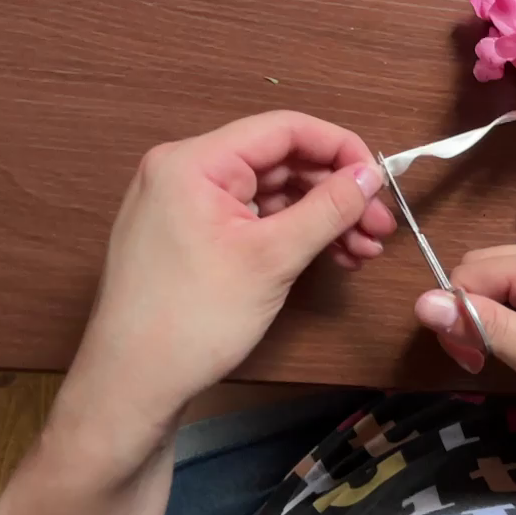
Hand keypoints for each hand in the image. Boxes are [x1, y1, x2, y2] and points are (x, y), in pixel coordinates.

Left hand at [71, 111, 395, 423]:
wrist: (134, 385)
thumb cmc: (194, 319)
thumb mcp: (273, 257)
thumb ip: (328, 207)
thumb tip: (372, 174)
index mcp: (195, 162)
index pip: (285, 129)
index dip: (342, 149)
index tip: (381, 181)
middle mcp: (189, 172)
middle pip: (284, 163)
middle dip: (339, 194)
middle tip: (381, 228)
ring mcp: (191, 204)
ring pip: (277, 194)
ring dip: (326, 218)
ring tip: (364, 251)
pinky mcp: (198, 234)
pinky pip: (260, 219)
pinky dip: (299, 235)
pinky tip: (334, 256)